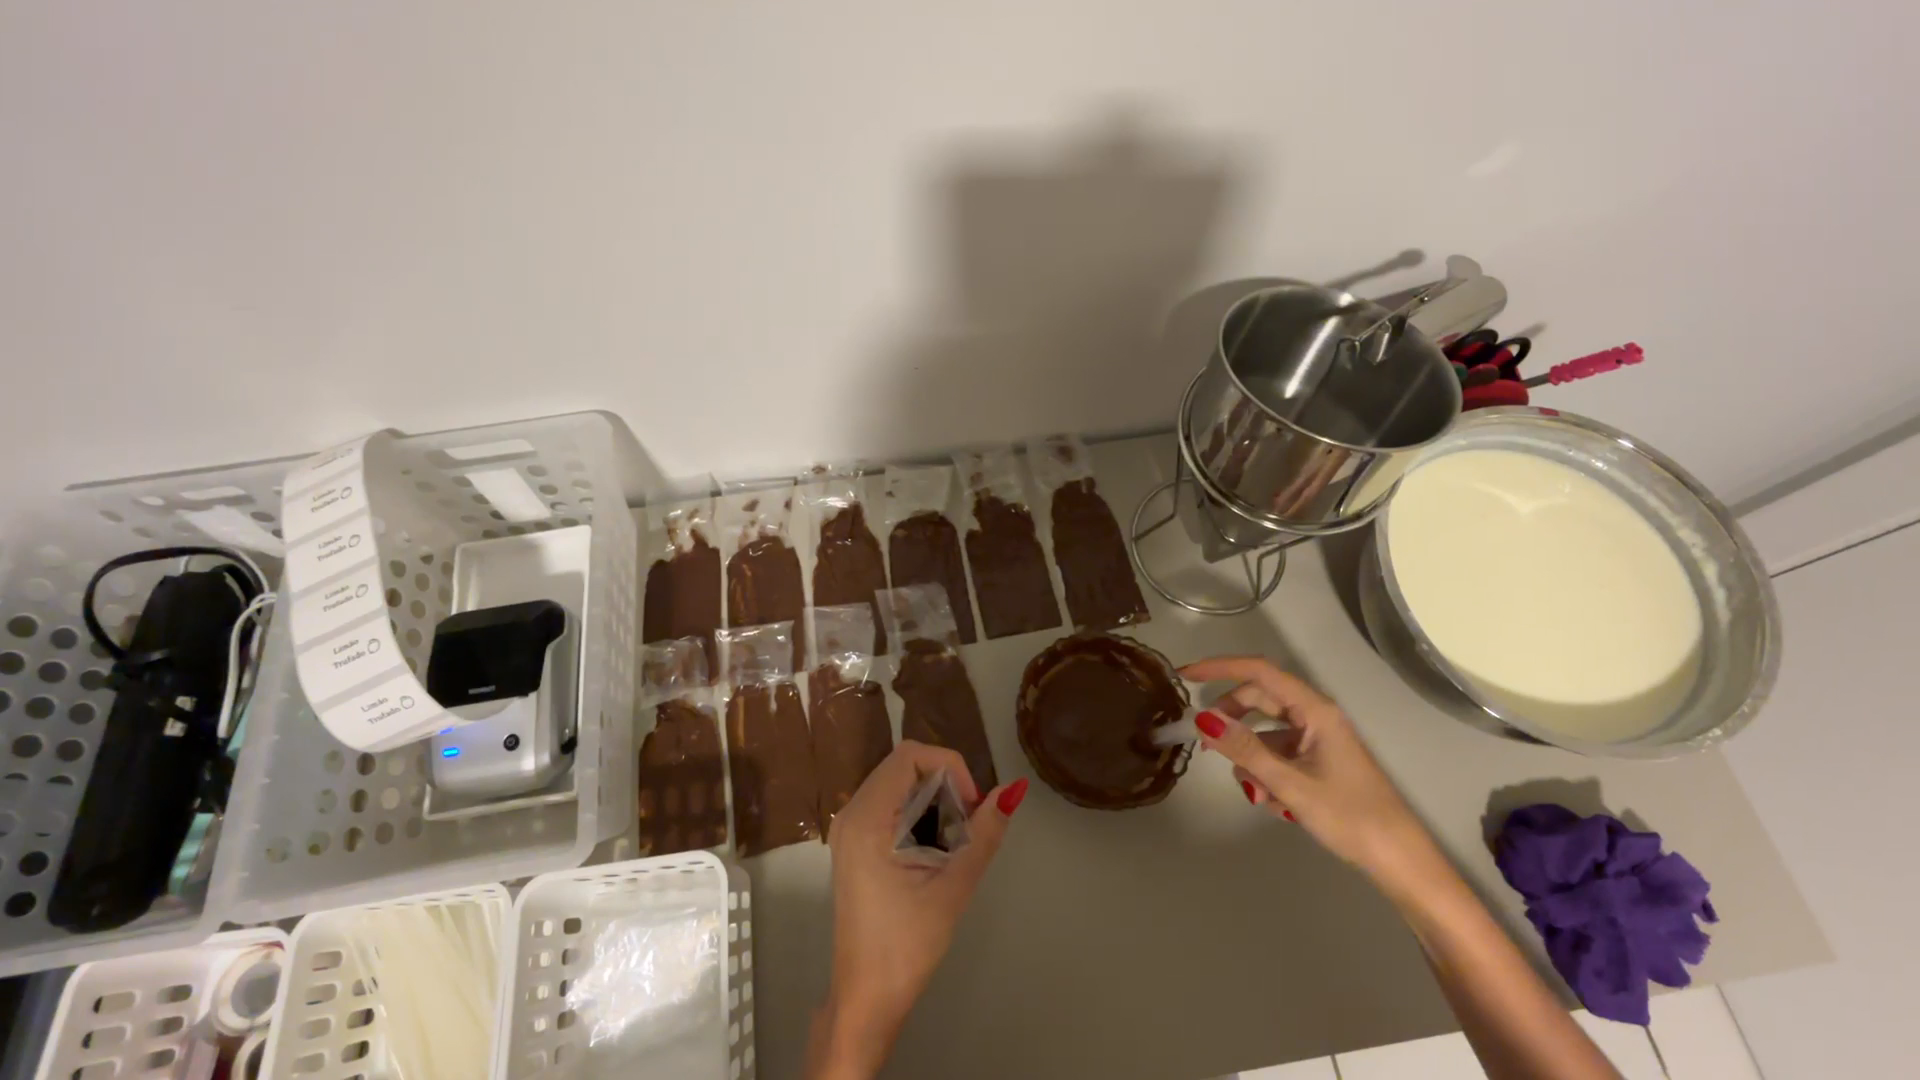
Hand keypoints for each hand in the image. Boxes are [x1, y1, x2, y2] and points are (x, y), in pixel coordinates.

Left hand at [809, 741, 1026, 1079]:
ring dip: (933, 798)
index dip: (949, 766)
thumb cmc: (907, 943)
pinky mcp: (855, 844)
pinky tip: (935, 850)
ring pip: (898, 783)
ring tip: (955, 841)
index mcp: (867, 818)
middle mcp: (851, 814)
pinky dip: (918, 812)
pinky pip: (889, 804)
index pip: (910, 755)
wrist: (866, 996)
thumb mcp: (953, 886)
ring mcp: (849, 829)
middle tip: (969, 825)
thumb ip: (984, 833)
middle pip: (903, 765)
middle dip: (944, 783)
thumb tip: (1013, 791)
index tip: (972, 807)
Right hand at [1180, 656, 1442, 892]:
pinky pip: (1278, 754)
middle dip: (1231, 722)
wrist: (1398, 859)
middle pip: (1259, 700)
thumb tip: (1203, 719)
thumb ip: (1245, 749)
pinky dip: (1266, 773)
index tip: (1186, 677)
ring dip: (1250, 758)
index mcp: (1315, 710)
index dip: (1219, 668)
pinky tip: (1272, 803)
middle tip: (1204, 746)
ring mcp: (1317, 739)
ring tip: (1257, 795)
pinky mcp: (1318, 761)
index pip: (1259, 672)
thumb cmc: (1349, 816)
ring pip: (1266, 732)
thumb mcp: (1289, 783)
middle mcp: (1316, 716)